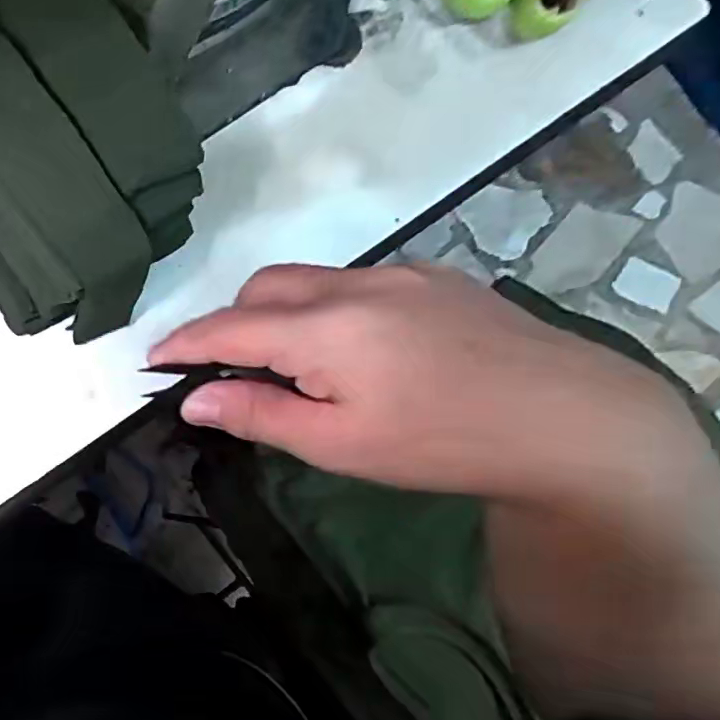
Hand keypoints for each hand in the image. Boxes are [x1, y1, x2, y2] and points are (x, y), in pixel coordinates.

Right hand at [149, 264, 701, 507]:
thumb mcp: (334, 443)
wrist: (568, 421)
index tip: (152, 359)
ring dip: (274, 314)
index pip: (229, 326)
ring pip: (307, 280)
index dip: (184, 342)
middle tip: (222, 372)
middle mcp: (356, 285)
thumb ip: (258, 414)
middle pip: (263, 287)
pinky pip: (351, 282)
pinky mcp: (433, 280)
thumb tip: (195, 400)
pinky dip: (319, 309)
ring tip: (283, 366)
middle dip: (228, 322)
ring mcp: (400, 275)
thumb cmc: (437, 443)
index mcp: (325, 329)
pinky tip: (345, 351)